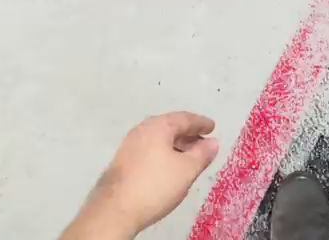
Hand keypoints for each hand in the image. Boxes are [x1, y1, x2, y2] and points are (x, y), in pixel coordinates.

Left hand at [61, 112, 220, 239]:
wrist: (115, 209)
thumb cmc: (154, 185)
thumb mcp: (186, 171)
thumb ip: (202, 155)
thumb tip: (213, 142)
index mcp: (159, 125)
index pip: (184, 118)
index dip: (200, 123)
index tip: (213, 127)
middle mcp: (143, 128)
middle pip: (170, 126)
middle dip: (188, 134)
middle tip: (203, 142)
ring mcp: (130, 143)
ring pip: (159, 138)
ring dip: (176, 144)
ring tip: (188, 157)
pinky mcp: (123, 159)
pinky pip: (149, 148)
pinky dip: (163, 152)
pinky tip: (168, 167)